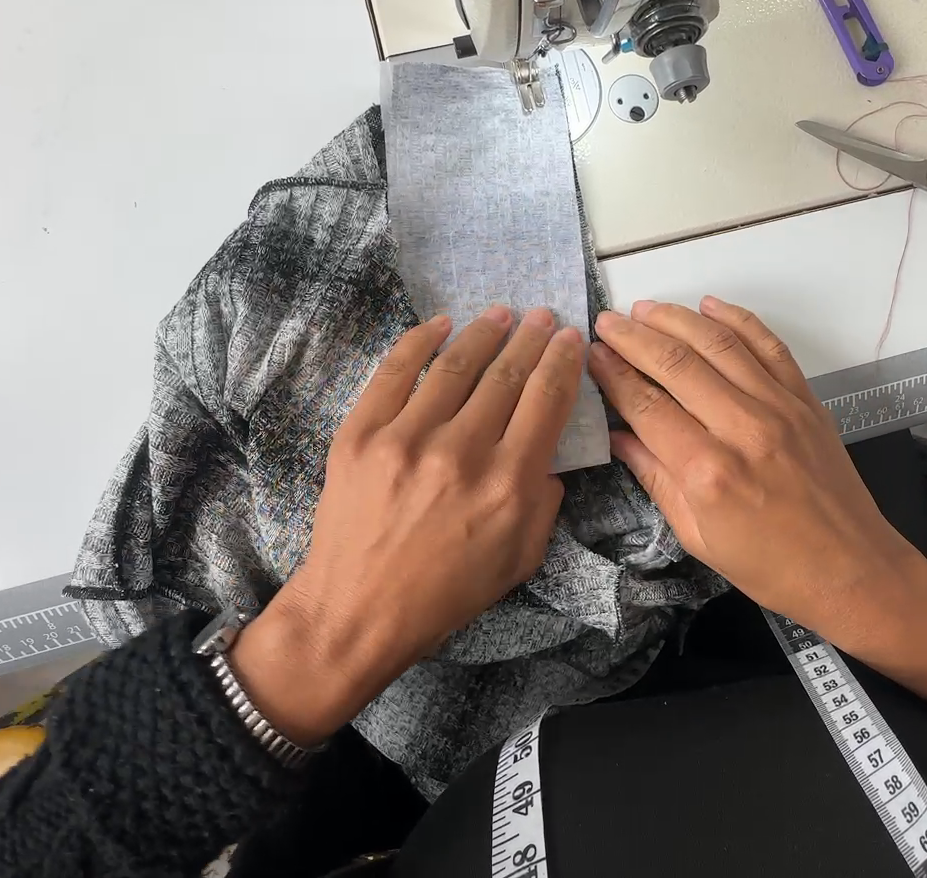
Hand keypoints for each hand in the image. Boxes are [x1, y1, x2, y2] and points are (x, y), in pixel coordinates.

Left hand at [231, 306, 585, 743]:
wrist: (357, 612)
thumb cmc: (448, 592)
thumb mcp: (523, 558)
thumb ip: (547, 498)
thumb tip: (546, 446)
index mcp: (509, 484)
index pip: (547, 399)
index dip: (562, 361)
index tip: (569, 338)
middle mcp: (462, 452)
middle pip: (506, 375)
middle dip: (530, 338)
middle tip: (541, 316)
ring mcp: (406, 438)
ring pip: (455, 365)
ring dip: (484, 332)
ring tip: (501, 313)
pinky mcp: (360, 434)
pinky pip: (394, 371)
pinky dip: (419, 340)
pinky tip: (440, 323)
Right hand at [588, 297, 926, 716]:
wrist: (852, 570)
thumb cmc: (768, 566)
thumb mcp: (696, 536)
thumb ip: (655, 477)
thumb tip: (617, 435)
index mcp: (706, 471)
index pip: (646, 405)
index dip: (613, 375)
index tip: (591, 355)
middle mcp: (741, 428)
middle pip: (676, 364)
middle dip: (634, 337)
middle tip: (606, 321)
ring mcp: (778, 406)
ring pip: (718, 344)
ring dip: (677, 319)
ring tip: (644, 307)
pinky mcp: (805, 398)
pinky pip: (767, 345)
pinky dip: (737, 319)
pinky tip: (709, 305)